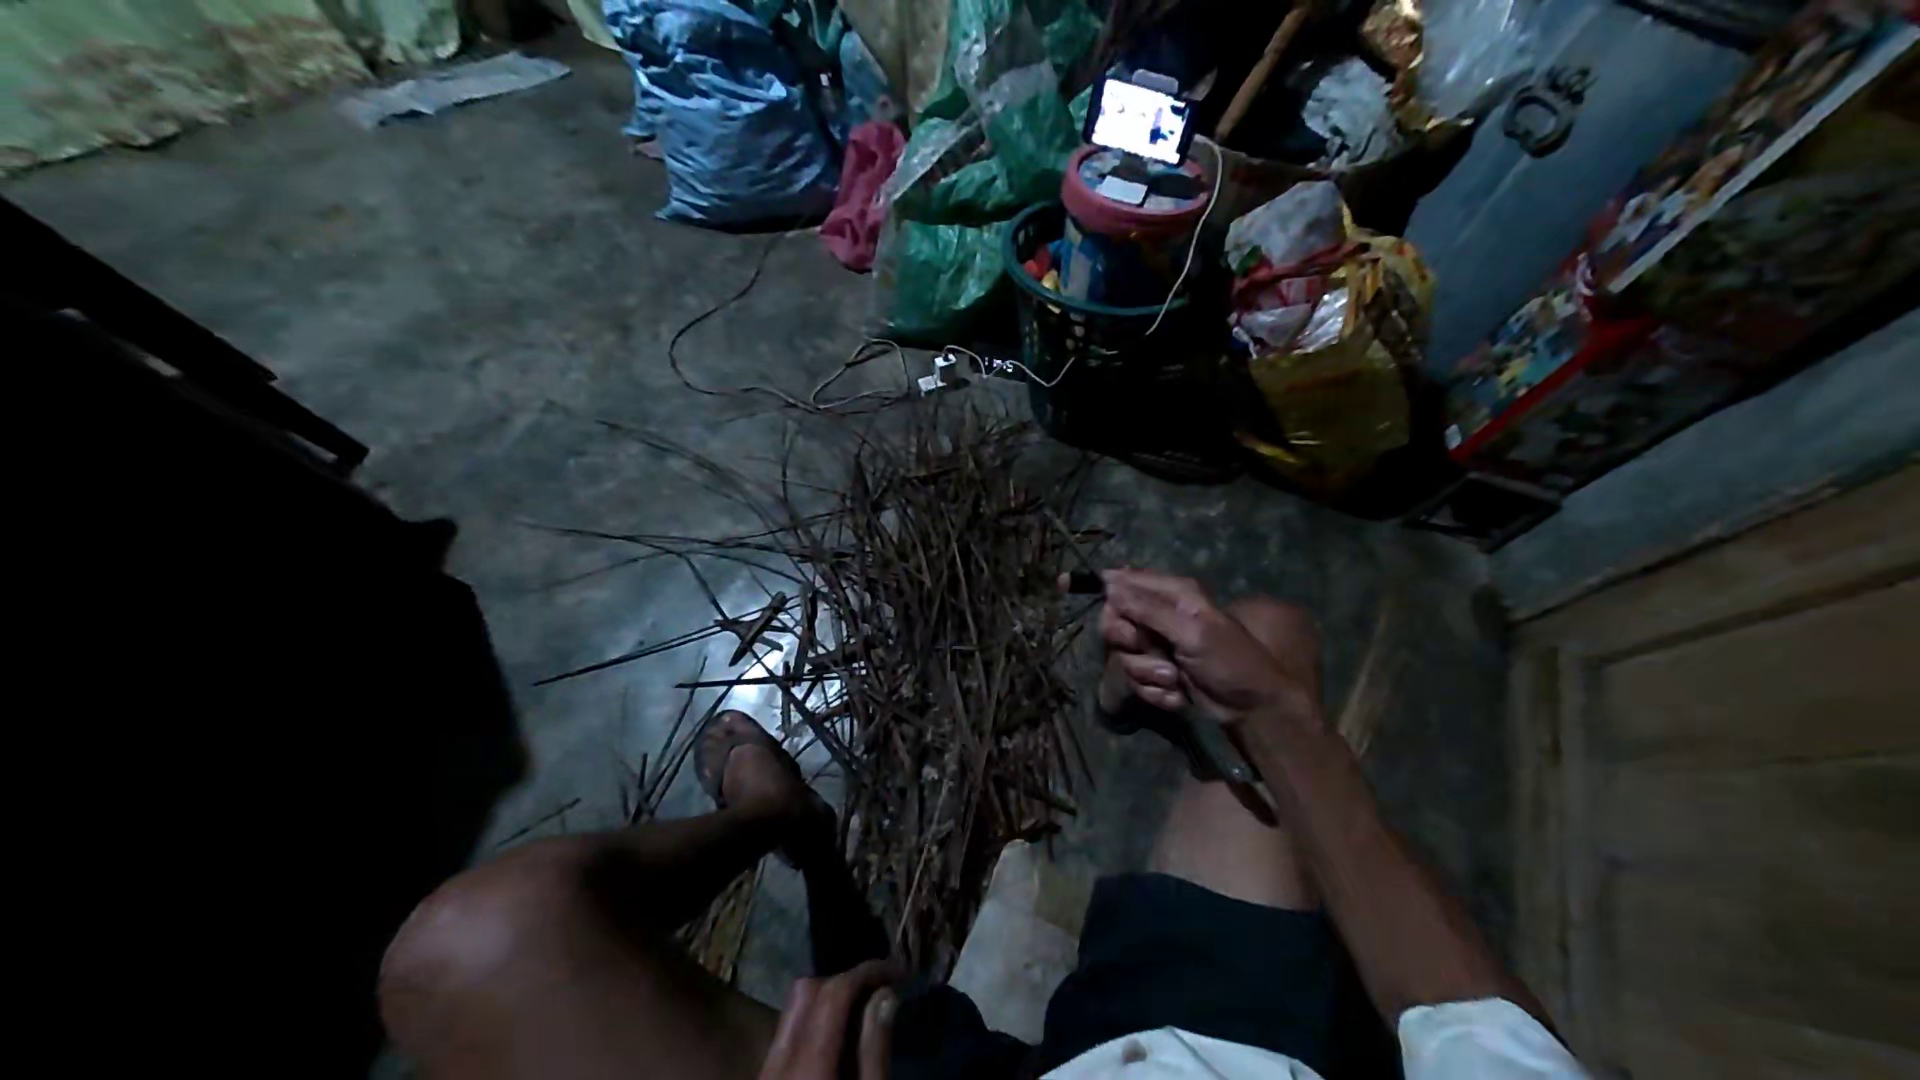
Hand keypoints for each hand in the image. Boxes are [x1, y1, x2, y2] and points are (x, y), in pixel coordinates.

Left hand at [757, 959, 901, 1079]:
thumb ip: (874, 1051)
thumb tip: (885, 993)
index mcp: (807, 1064)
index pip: (834, 992)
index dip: (868, 971)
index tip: (899, 973)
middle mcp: (776, 1059)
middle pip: (806, 992)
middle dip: (844, 981)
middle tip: (879, 991)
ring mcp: (765, 1070)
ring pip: (793, 1011)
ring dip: (828, 1000)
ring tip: (862, 1011)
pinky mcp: (764, 1078)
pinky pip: (786, 1035)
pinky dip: (813, 1023)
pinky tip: (838, 1039)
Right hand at [1096, 569, 1319, 727]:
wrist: (1252, 710)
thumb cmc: (1231, 662)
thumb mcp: (1193, 631)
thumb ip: (1149, 608)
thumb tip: (1111, 583)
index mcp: (1173, 596)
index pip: (1125, 581)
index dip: (1099, 583)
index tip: (1063, 584)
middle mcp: (1160, 618)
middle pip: (1114, 622)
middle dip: (1129, 642)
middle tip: (1151, 649)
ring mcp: (1158, 649)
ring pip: (1123, 657)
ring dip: (1148, 674)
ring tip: (1175, 680)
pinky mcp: (1157, 676)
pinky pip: (1136, 681)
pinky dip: (1156, 693)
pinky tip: (1178, 697)